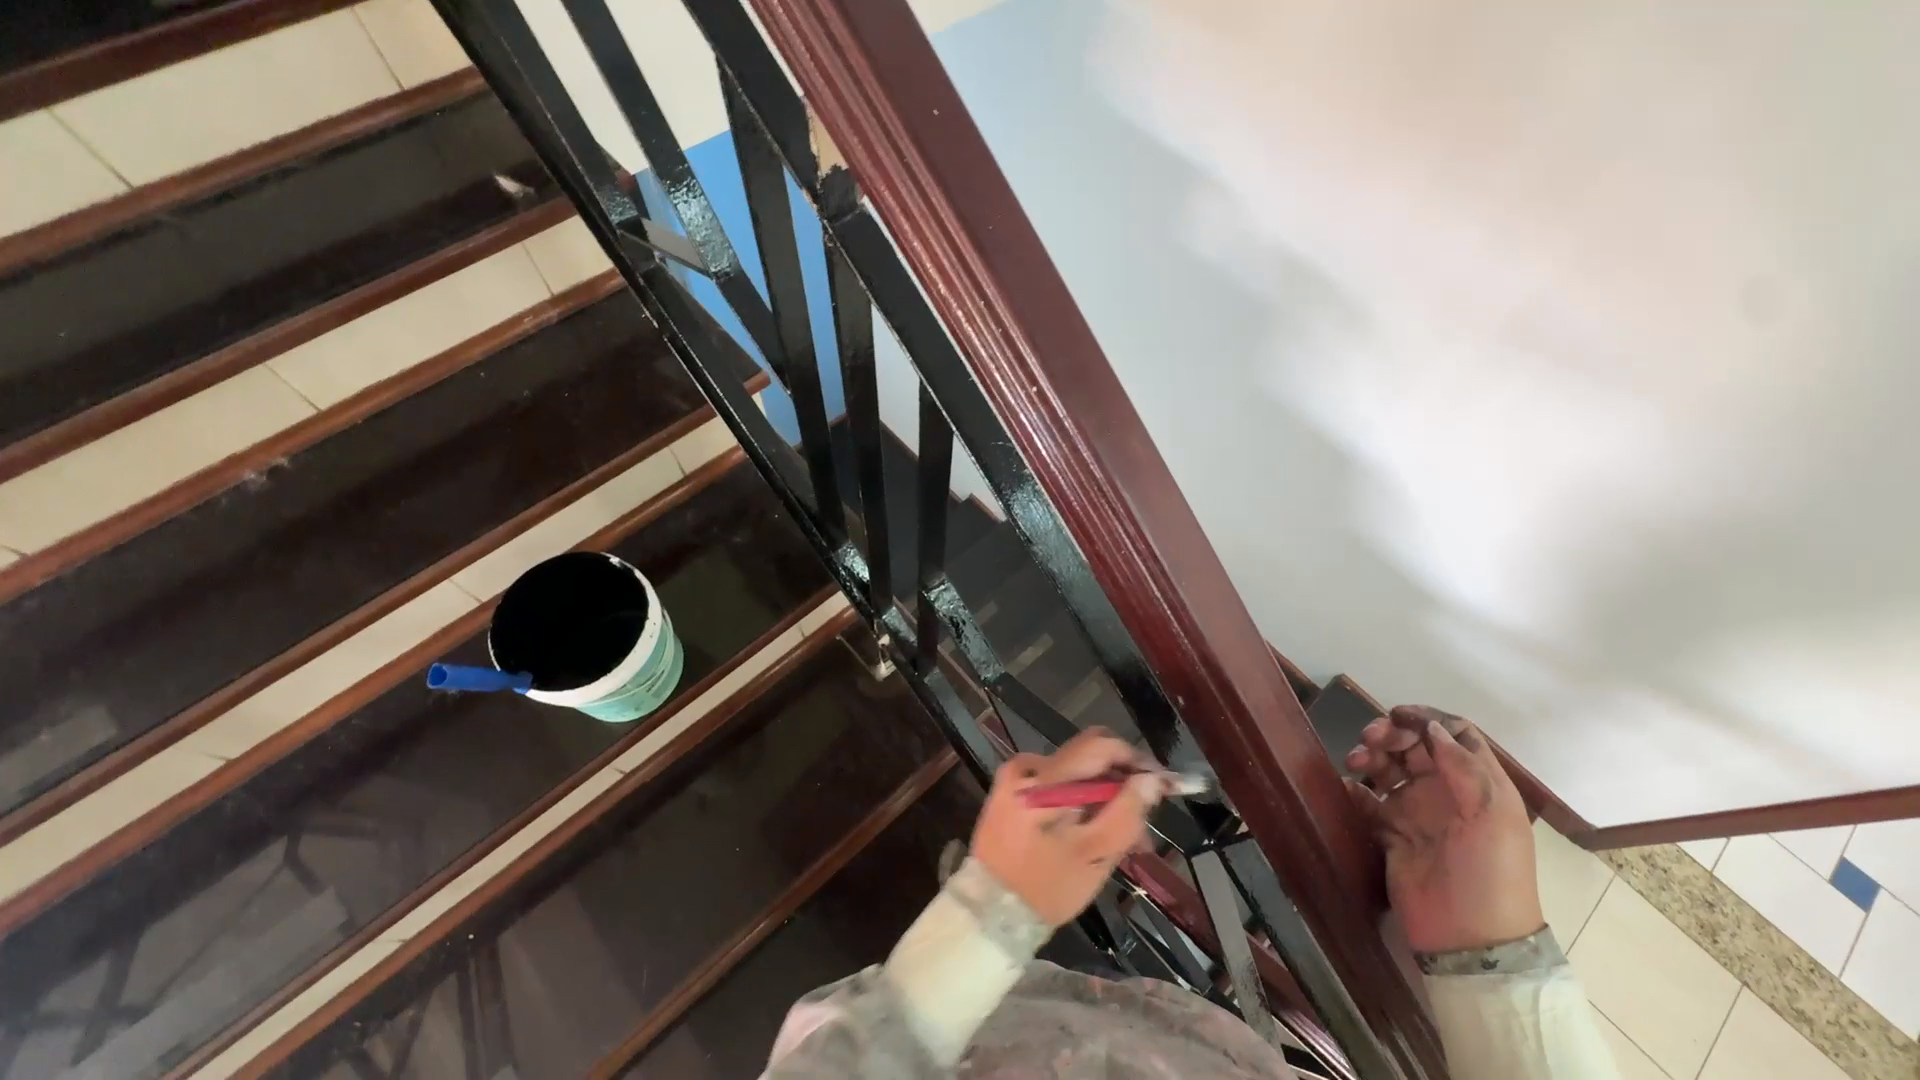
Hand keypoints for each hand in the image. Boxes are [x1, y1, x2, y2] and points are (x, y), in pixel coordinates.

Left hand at [971, 729, 1164, 926]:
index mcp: (1046, 778)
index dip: (1136, 760)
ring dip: (1101, 798)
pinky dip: (1077, 803)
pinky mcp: (1009, 792)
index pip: (1101, 745)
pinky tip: (1090, 833)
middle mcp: (1028, 766)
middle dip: (1121, 784)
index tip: (1160, 785)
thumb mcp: (1096, 854)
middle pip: (1088, 758)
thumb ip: (1127, 812)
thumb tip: (1151, 779)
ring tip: (1122, 838)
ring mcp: (1015, 778)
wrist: (990, 912)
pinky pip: (1055, 785)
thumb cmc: (1047, 887)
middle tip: (1143, 820)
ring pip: (1074, 774)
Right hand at [1344, 705, 1544, 954]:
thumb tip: (1431, 728)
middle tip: (1368, 739)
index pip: (1454, 734)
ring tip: (1354, 762)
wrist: (1469, 937)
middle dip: (1390, 734)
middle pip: (1415, 747)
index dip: (1426, 719)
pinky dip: (1354, 790)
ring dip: (1370, 758)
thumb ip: (1462, 766)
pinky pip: (1368, 802)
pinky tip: (1347, 789)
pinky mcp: (1392, 834)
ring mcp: (1418, 813)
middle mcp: (1447, 792)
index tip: (1396, 715)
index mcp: (1478, 784)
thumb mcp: (1490, 814)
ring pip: (1388, 769)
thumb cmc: (1489, 870)